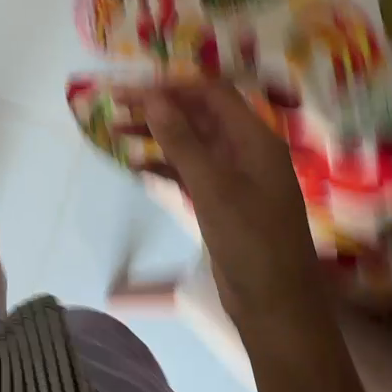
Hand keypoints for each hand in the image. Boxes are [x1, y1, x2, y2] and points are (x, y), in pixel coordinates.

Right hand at [127, 81, 319, 301]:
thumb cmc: (251, 242)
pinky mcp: (222, 201)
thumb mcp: (213, 187)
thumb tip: (152, 98)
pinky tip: (137, 165)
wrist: (276, 306)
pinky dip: (164, 163)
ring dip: (156, 134)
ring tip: (116, 132)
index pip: (212, 93)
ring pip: (191, 142)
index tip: (133, 87)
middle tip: (115, 106)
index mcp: (255, 140)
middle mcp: (246, 151)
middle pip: (199, 115)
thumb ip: (182, 140)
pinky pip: (190, 170)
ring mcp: (235, 177)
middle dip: (159, 107)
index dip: (173, 85)